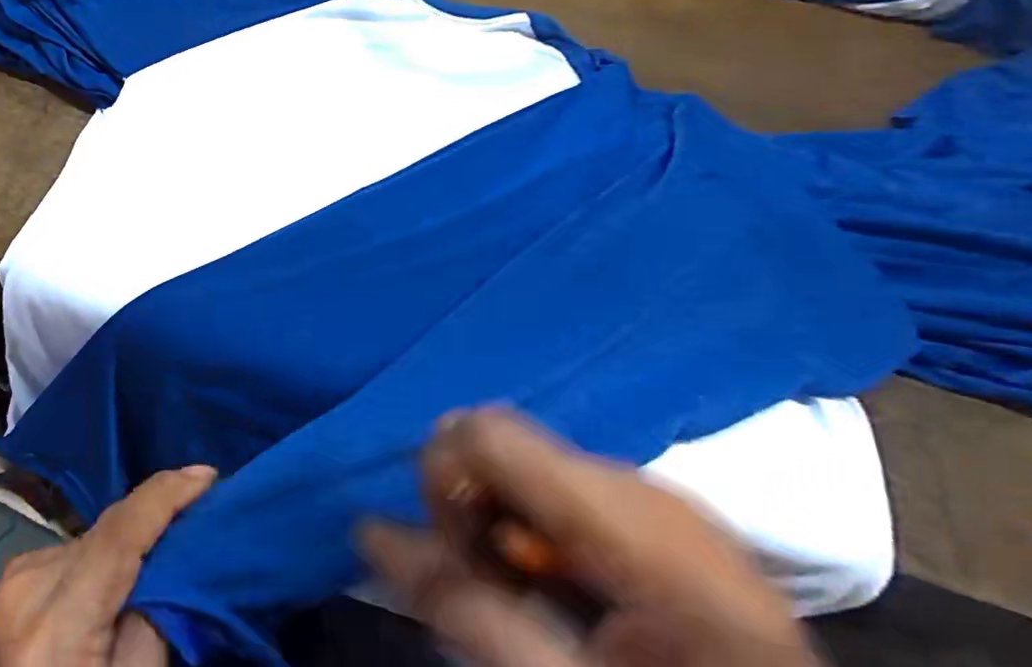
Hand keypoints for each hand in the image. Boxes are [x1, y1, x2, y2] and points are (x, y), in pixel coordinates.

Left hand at [0, 465, 216, 666]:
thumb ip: (159, 612)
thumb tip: (179, 542)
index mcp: (55, 624)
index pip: (117, 533)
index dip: (164, 495)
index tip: (208, 475)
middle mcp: (25, 587)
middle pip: (106, 530)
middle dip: (156, 515)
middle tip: (202, 510)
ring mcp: (12, 584)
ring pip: (93, 536)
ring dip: (131, 537)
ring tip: (169, 540)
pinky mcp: (12, 586)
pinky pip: (74, 552)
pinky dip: (105, 554)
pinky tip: (125, 569)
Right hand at [358, 409, 821, 666]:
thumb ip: (463, 600)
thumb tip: (368, 528)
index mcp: (623, 512)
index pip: (486, 431)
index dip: (445, 482)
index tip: (458, 559)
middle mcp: (638, 484)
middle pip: (504, 444)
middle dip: (471, 506)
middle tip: (490, 586)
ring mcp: (658, 499)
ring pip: (528, 468)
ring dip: (500, 522)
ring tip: (522, 595)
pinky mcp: (663, 521)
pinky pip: (565, 495)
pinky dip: (536, 533)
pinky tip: (557, 587)